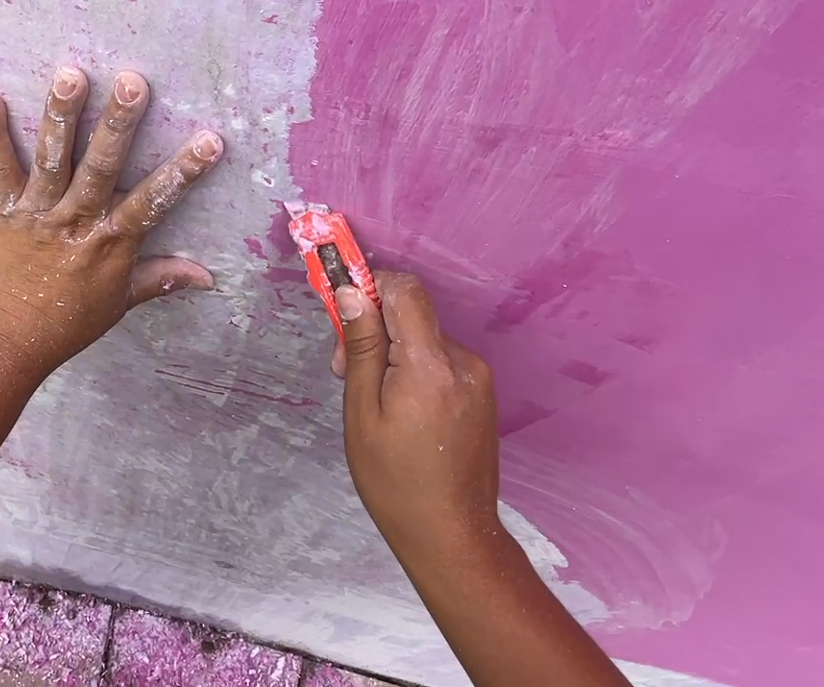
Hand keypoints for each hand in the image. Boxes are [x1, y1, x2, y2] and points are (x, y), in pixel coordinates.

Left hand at [0, 66, 223, 383]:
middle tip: (132, 82)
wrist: (2, 343)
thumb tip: (209, 277)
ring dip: (61, 116)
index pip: (153, 202)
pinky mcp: (4, 209)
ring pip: (53, 158)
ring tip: (69, 75)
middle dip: (119, 123)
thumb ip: (160, 279)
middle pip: (101, 166)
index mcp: (109, 243)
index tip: (210, 139)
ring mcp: (38, 212)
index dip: (183, 171)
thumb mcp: (118, 304)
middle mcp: (76, 220)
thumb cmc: (64, 324)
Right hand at [334, 274, 505, 560]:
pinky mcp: (481, 392)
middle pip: (410, 314)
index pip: (405, 290)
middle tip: (345, 371)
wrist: (452, 536)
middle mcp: (463, 361)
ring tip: (373, 398)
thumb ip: (360, 347)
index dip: (370, 286)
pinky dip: (412, 368)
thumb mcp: (362, 412)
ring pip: (422, 337)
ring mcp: (478, 377)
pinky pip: (438, 359)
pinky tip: (399, 407)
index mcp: (431, 365)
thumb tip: (350, 293)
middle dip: (373, 328)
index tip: (342, 309)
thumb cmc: (394, 480)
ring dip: (391, 352)